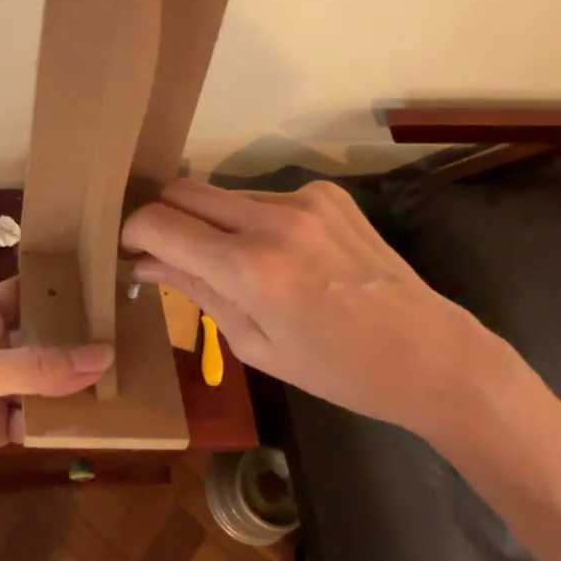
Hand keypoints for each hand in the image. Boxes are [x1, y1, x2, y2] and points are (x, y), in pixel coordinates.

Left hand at [0, 278, 112, 529]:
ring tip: (115, 375)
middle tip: (120, 334)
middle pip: (32, 334)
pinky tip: (85, 417)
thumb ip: (34, 365)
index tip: (101, 288)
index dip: (53, 288)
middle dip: (69, 337)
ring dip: (67, 380)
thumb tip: (102, 356)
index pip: (16, 292)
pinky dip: (56, 417)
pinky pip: (35, 413)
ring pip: (37, 376)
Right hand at [120, 179, 523, 437]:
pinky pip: (264, 198)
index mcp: (248, 269)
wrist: (430, 354)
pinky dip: (253, 221)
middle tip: (162, 250)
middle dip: (162, 216)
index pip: (159, 223)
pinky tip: (279, 255)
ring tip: (231, 263)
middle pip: (183, 190)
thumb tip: (145, 264)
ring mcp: (304, 200)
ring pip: (223, 194)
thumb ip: (195, 291)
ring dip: (210, 221)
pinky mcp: (328, 194)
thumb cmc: (336, 370)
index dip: (132, 232)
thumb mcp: (253, 343)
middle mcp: (271, 221)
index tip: (129, 251)